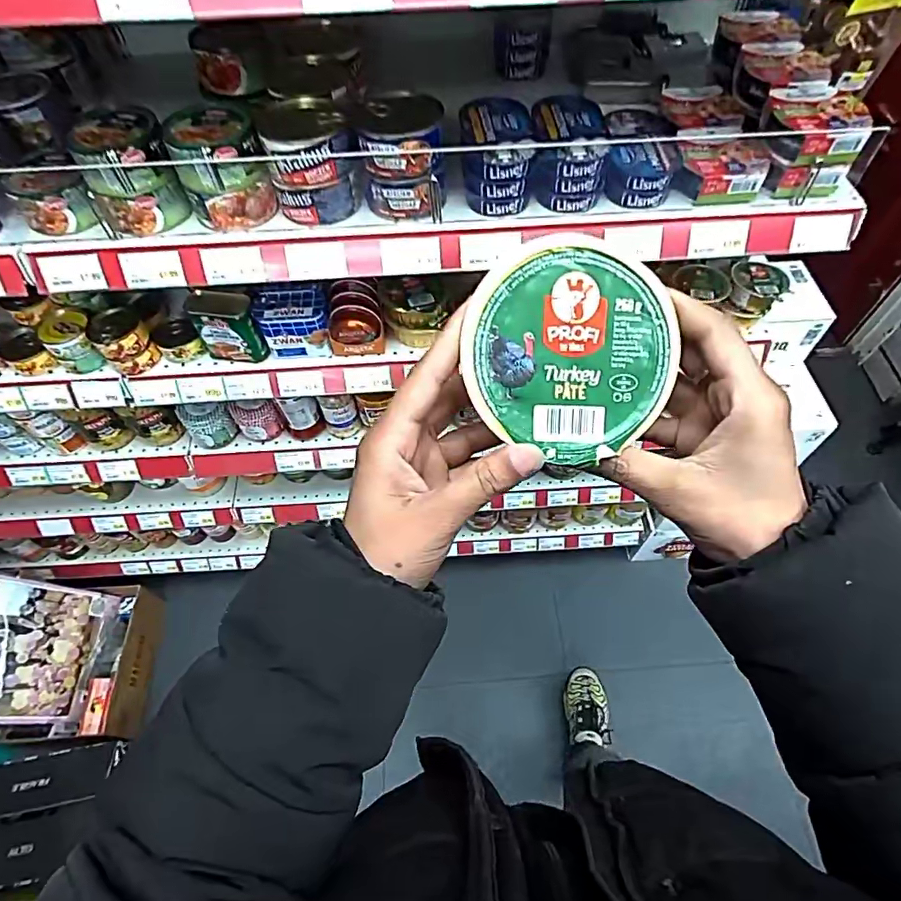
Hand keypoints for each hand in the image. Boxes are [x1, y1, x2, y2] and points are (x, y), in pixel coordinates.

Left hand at [344, 307, 544, 586]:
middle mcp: (403, 441)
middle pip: (445, 393)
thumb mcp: (437, 514)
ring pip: (459, 423)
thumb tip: (529, 452)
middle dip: (479, 369)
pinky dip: (491, 447)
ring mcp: (419, 460)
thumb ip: (486, 481)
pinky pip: (467, 453)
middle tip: (513, 345)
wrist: (370, 591)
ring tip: (526, 387)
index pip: (426, 377)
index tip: (477, 309)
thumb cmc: (382, 553)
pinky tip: (518, 437)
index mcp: (390, 438)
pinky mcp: (433, 479)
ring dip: (490, 410)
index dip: (452, 341)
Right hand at [598, 289, 805, 562]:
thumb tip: (585, 446)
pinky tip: (615, 407)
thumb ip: (626, 463)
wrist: (769, 555)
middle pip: (691, 353)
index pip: (713, 333)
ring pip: (678, 384)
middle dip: (652, 338)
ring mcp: (722, 419)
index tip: (643, 291)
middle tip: (614, 323)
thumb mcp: (679, 489)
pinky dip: (644, 411)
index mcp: (749, 397)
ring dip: (644, 377)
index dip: (678, 307)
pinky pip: (671, 413)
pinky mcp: (707, 438)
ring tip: (605, 361)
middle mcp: (738, 400)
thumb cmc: (749, 519)